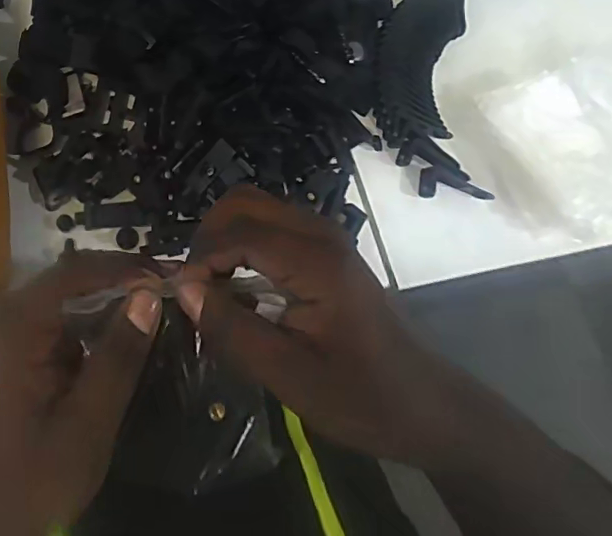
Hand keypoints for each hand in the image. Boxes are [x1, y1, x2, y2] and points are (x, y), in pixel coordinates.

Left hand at [0, 252, 162, 534]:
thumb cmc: (38, 473)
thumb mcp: (87, 422)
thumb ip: (118, 356)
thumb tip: (148, 295)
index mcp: (20, 321)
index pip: (77, 271)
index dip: (124, 268)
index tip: (170, 275)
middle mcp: (15, 309)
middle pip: (74, 275)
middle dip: (123, 278)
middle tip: (172, 285)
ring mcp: (19, 322)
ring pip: (74, 290)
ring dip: (115, 294)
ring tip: (161, 300)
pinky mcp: (27, 338)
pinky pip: (69, 311)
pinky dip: (101, 315)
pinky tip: (132, 325)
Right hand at [174, 186, 463, 467]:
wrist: (427, 407)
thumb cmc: (361, 396)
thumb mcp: (290, 377)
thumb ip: (233, 329)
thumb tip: (184, 288)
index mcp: (315, 262)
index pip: (239, 232)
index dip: (202, 257)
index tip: (184, 293)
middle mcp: (319, 233)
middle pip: (242, 203)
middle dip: (209, 236)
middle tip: (197, 283)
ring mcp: (323, 235)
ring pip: (253, 207)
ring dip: (223, 236)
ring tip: (213, 284)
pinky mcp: (322, 246)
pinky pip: (268, 223)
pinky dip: (241, 241)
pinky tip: (239, 283)